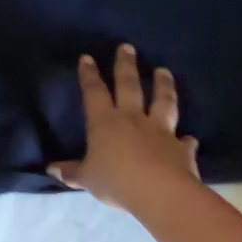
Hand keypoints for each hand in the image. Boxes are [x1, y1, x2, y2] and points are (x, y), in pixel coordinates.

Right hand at [47, 44, 200, 208]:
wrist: (160, 194)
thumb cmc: (116, 181)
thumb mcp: (87, 178)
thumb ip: (71, 172)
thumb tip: (51, 169)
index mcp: (105, 122)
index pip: (94, 92)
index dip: (89, 75)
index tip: (87, 58)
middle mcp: (133, 119)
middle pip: (129, 86)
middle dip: (126, 65)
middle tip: (128, 47)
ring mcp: (160, 131)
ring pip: (162, 102)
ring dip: (163, 86)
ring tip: (164, 71)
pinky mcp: (181, 149)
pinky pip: (184, 141)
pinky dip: (186, 139)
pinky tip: (190, 137)